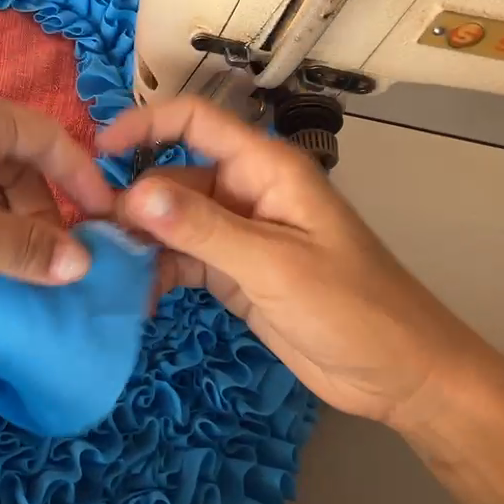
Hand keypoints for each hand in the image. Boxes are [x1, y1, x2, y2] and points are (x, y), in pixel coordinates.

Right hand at [98, 97, 488, 426]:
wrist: (407, 381)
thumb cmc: (356, 310)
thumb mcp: (275, 266)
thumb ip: (203, 229)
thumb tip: (132, 195)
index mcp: (264, 169)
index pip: (195, 122)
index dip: (144, 125)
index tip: (97, 151)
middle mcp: (244, 191)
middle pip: (170, 179)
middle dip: (132, 205)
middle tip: (96, 242)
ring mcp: (236, 233)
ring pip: (169, 222)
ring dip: (140, 244)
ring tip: (110, 273)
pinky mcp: (231, 271)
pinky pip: (179, 258)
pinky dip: (157, 273)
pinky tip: (137, 298)